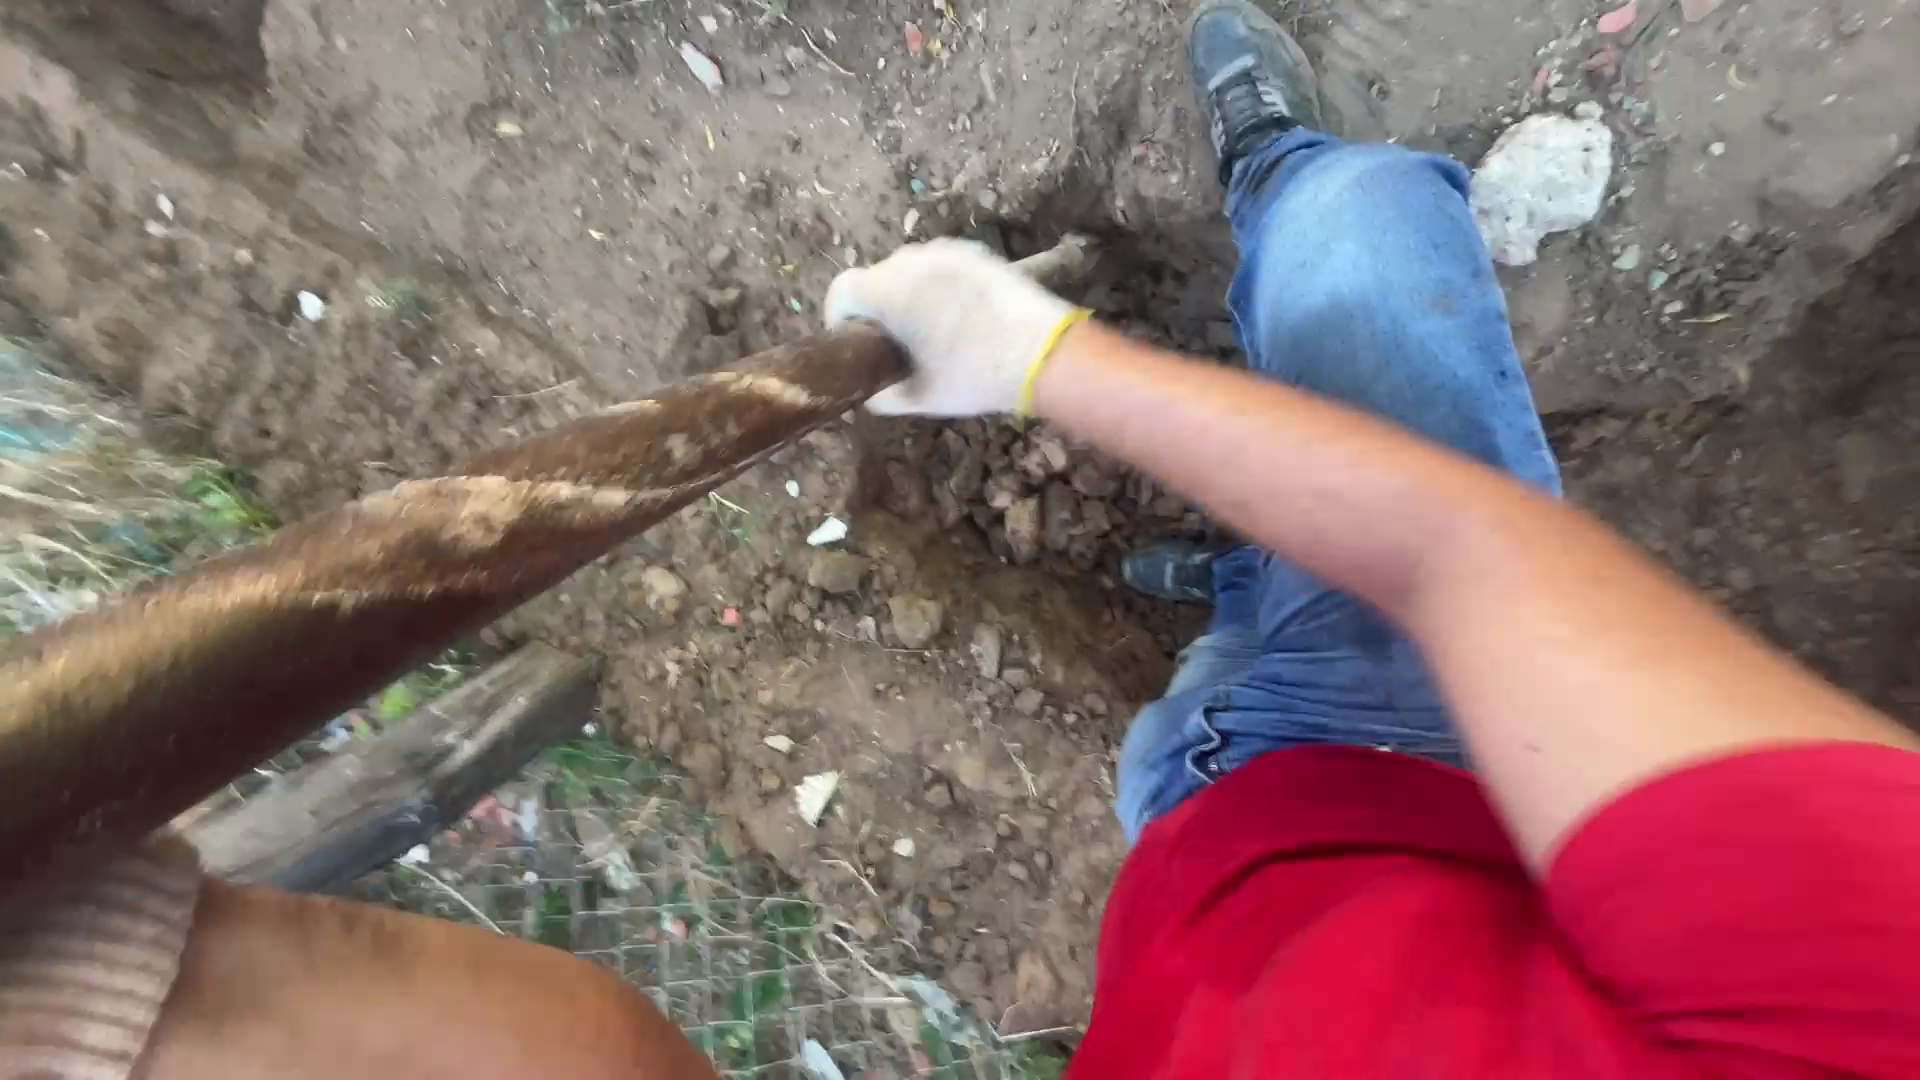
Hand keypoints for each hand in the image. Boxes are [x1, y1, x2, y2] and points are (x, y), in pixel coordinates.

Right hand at [824, 238, 1084, 416]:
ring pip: (909, 268)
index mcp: (889, 292)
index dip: (838, 315)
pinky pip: (941, 265)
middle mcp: (912, 262)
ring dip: (906, 293)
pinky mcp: (976, 253)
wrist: (1042, 353)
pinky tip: (957, 314)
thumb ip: (887, 397)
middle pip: (875, 277)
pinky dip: (936, 284)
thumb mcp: (925, 398)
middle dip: (875, 307)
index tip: (851, 338)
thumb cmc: (975, 376)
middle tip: (892, 341)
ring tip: (926, 327)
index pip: (842, 289)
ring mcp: (947, 252)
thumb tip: (871, 397)